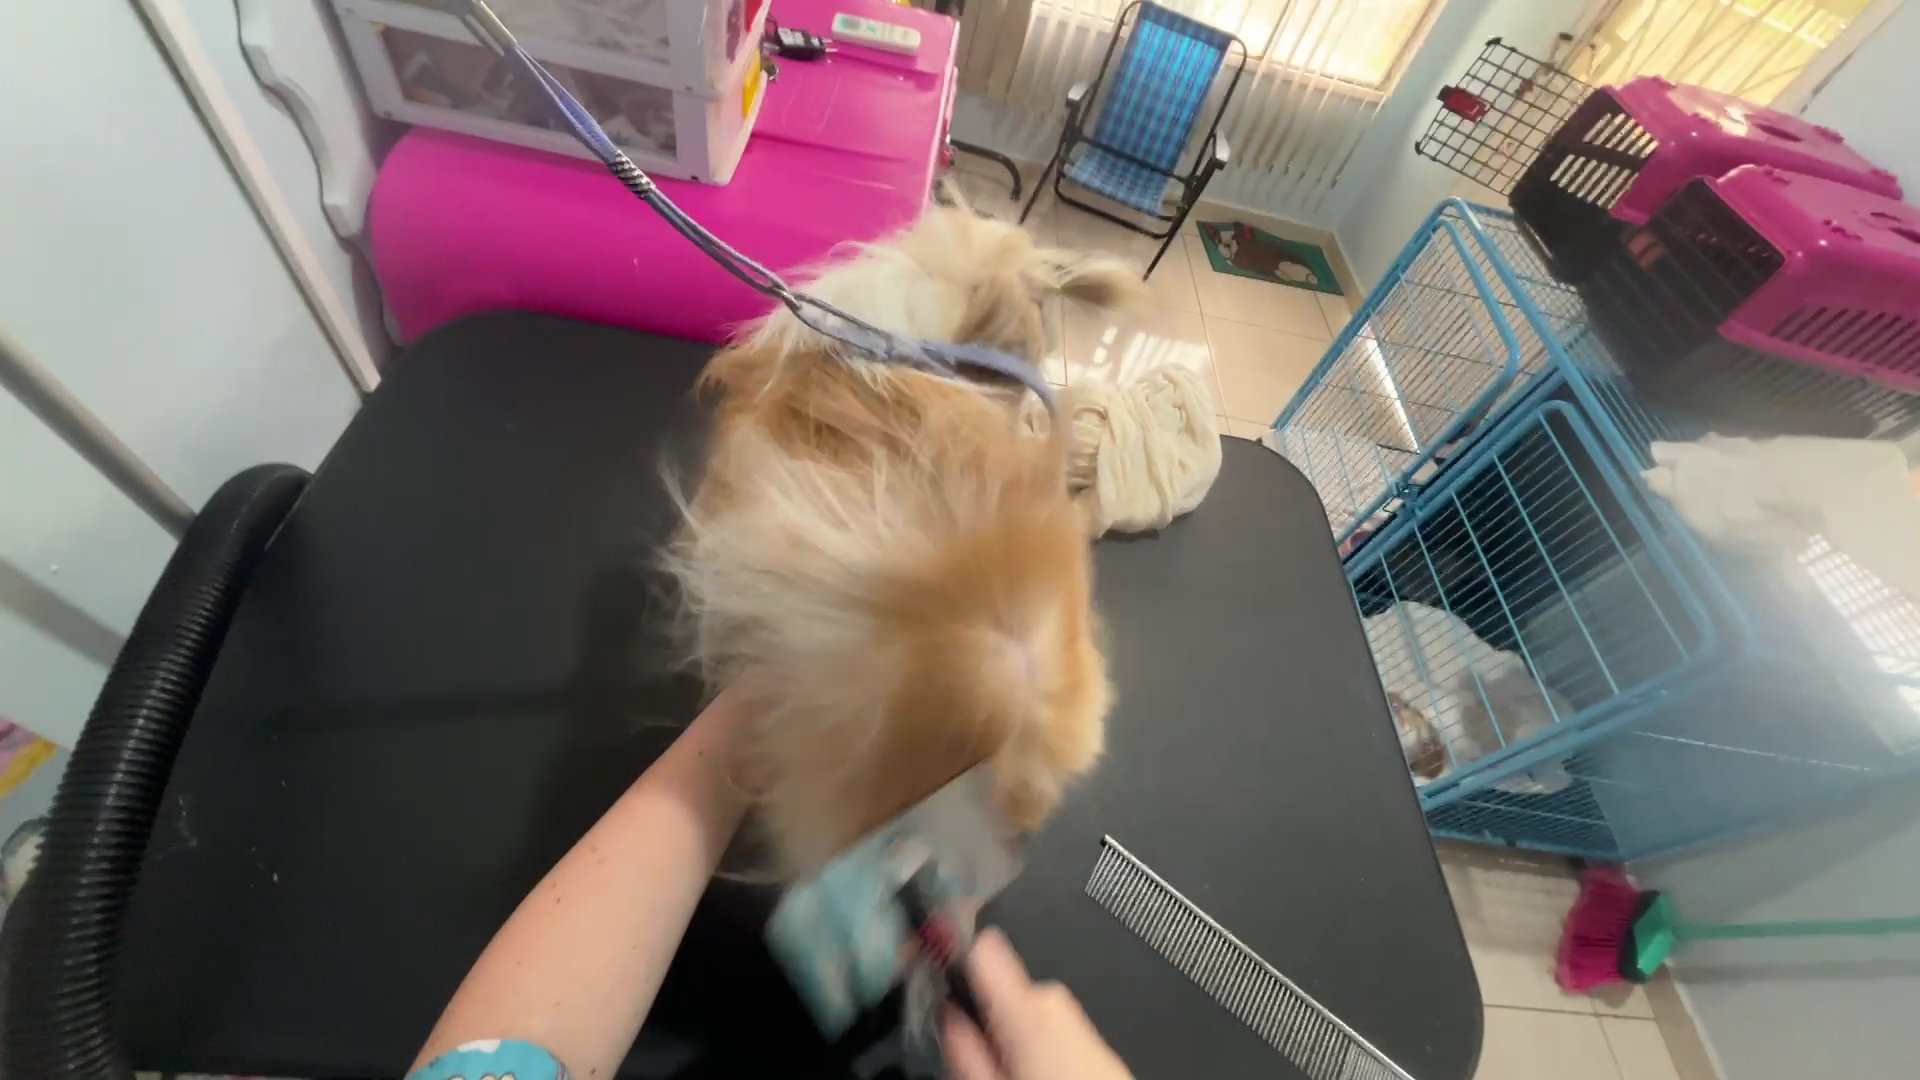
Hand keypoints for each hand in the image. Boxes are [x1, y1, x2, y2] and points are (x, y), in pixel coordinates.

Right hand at [941, 929, 1133, 1079]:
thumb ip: (965, 1047)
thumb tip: (947, 1015)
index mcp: (1025, 1008)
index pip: (982, 947)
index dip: (956, 950)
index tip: (939, 959)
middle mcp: (1051, 998)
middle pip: (999, 983)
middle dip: (987, 1016)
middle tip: (987, 1058)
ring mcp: (1072, 1010)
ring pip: (1022, 1005)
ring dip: (1012, 1031)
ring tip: (1020, 1072)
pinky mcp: (1087, 1026)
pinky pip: (1047, 1019)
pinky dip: (1038, 1040)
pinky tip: (1044, 1072)